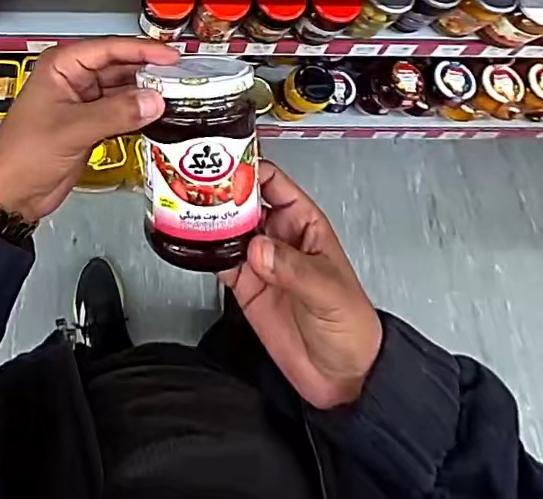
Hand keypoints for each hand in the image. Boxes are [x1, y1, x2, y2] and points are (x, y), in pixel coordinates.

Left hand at [0, 37, 178, 222]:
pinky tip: (157, 117)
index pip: (109, 48)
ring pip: (123, 90)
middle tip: (179, 79)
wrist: (10, 194)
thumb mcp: (72, 129)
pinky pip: (121, 112)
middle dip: (148, 72)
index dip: (142, 50)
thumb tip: (153, 100)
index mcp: (62, 66)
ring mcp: (82, 102)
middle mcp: (73, 79)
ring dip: (145, 95)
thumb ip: (116, 114)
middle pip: (119, 67)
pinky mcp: (89, 124)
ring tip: (174, 98)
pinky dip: (138, 114)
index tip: (170, 56)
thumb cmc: (23, 154)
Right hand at [219, 162, 382, 409]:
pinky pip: (218, 259)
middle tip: (198, 188)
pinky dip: (204, 250)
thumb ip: (294, 268)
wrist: (343, 378)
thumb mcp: (328, 291)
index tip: (227, 164)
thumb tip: (259, 249)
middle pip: (242, 199)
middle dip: (220, 191)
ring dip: (209, 219)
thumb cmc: (353, 325)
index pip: (272, 181)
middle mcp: (277, 234)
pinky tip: (195, 245)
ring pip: (226, 226)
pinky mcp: (244, 283)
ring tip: (189, 212)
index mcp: (302, 221)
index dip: (250, 168)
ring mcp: (259, 258)